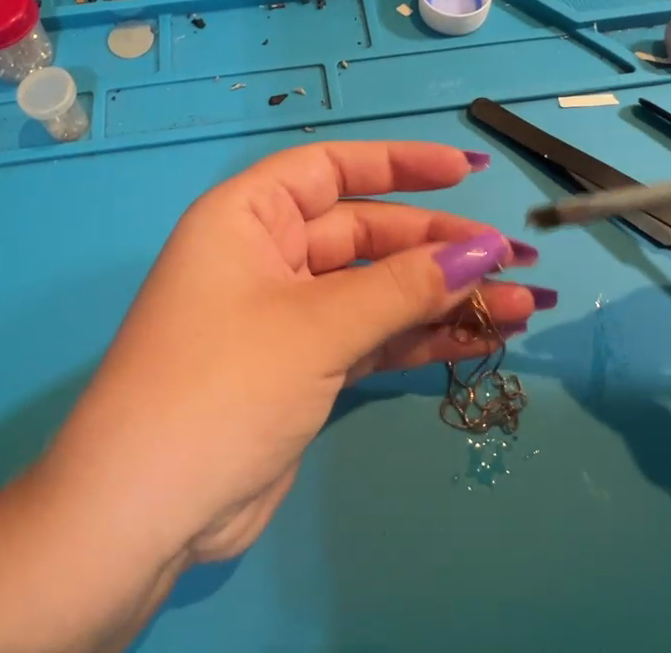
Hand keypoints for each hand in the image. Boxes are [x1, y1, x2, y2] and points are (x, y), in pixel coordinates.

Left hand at [0, 142, 547, 652]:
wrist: (148, 507)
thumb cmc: (222, 384)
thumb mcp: (316, 326)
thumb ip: (403, 287)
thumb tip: (483, 251)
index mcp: (249, 218)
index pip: (330, 168)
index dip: (400, 164)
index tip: (467, 170)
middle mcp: (268, 256)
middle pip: (367, 235)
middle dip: (440, 247)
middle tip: (514, 261)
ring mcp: (287, 316)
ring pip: (378, 291)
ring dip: (444, 298)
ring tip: (522, 305)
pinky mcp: (303, 368)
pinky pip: (373, 337)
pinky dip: (422, 337)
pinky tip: (483, 339)